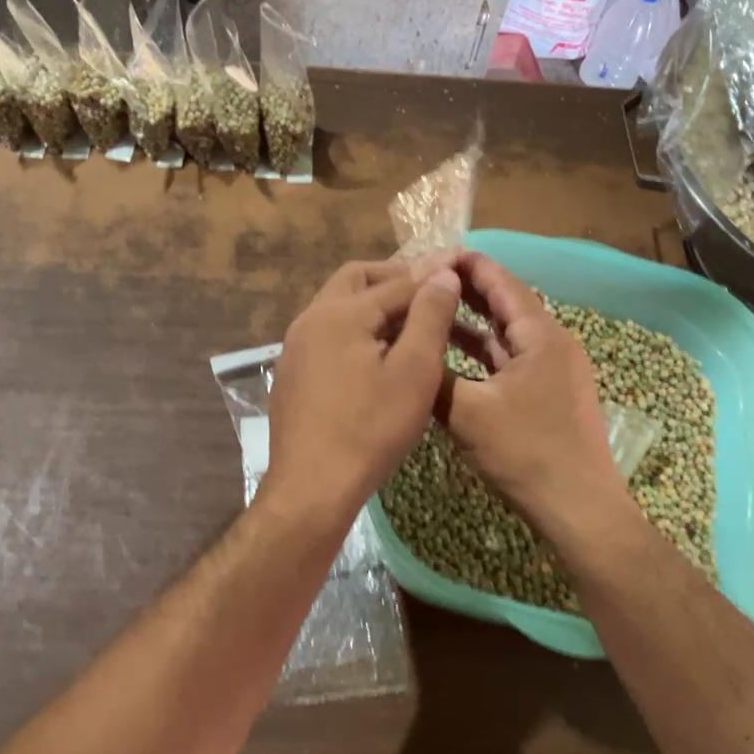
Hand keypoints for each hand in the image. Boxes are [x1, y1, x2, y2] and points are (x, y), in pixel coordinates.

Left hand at [263, 255, 462, 520]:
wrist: (312, 487)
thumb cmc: (371, 430)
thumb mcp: (414, 372)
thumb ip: (430, 316)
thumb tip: (443, 272)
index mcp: (340, 313)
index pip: (398, 281)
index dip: (434, 275)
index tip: (462, 266)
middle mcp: (310, 318)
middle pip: (357, 280)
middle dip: (396, 279)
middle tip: (430, 292)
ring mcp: (296, 346)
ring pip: (339, 305)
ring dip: (374, 304)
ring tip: (411, 324)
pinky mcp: (292, 372)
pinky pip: (328, 333)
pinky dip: (356, 329)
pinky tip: (377, 356)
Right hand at [435, 252, 629, 539]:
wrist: (578, 509)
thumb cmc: (526, 453)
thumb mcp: (468, 413)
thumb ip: (434, 376)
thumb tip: (407, 350)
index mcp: (541, 335)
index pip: (501, 282)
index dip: (466, 265)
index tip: (429, 255)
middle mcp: (553, 344)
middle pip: (506, 305)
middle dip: (465, 292)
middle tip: (423, 282)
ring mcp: (555, 372)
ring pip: (507, 336)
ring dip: (471, 325)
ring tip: (430, 313)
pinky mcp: (549, 396)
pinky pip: (510, 362)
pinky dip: (482, 356)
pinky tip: (453, 359)